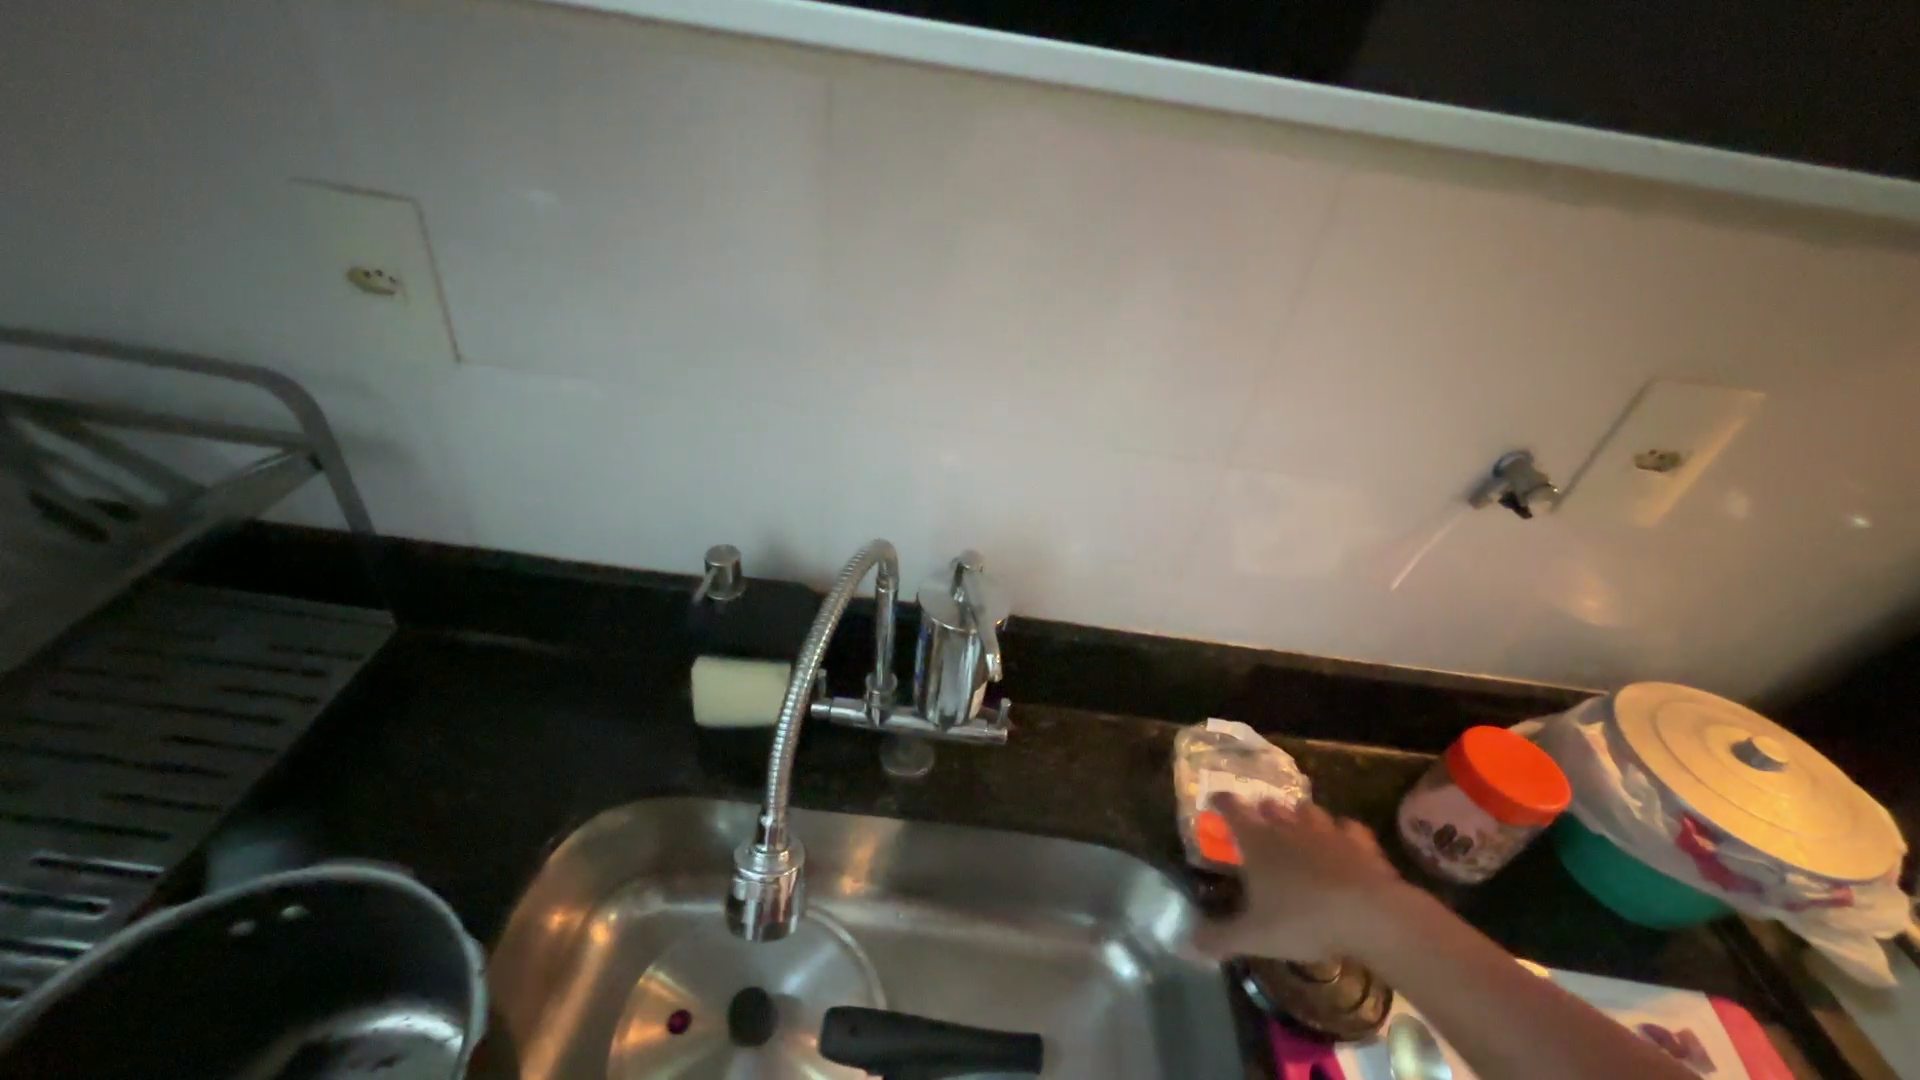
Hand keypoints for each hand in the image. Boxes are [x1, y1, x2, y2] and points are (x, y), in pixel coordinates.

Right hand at [1190, 794, 1416, 962]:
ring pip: (1308, 811)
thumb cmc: (1303, 920)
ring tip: (1299, 825)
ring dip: (1300, 815)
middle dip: (1263, 809)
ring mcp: (1326, 831)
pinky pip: (1348, 827)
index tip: (1215, 798)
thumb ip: (1218, 937)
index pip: (1232, 810)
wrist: (1371, 916)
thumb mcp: (1254, 936)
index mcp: (1257, 841)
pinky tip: (1343, 840)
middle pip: (1271, 806)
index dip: (1222, 802)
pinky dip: (1342, 831)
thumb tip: (1186, 941)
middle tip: (1260, 819)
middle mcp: (1288, 827)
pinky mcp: (1360, 842)